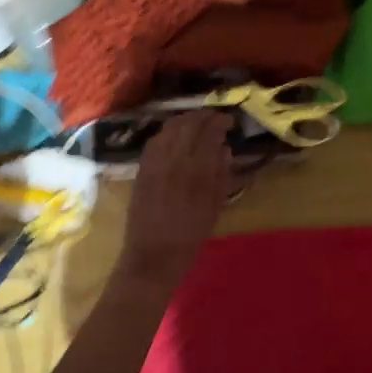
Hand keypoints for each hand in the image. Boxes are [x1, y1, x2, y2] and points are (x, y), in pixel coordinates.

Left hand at [115, 111, 231, 295]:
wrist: (152, 256)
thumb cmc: (190, 237)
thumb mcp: (215, 208)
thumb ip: (222, 175)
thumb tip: (224, 148)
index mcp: (197, 172)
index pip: (210, 132)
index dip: (220, 121)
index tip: (229, 121)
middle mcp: (175, 160)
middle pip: (189, 123)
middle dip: (204, 116)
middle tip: (215, 118)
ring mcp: (155, 162)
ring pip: (170, 127)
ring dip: (186, 119)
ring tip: (197, 123)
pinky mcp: (142, 168)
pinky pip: (156, 139)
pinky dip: (169, 131)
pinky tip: (177, 135)